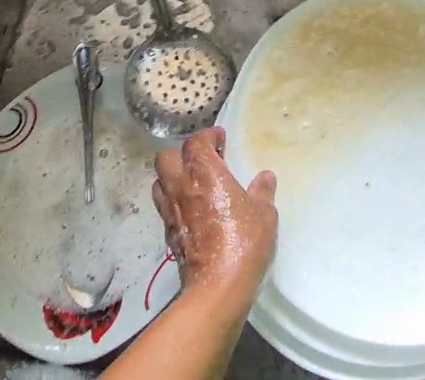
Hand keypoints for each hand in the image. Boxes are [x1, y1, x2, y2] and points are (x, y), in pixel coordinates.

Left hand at [153, 127, 277, 310]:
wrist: (217, 288)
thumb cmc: (243, 242)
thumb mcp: (264, 214)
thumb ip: (262, 192)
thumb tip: (265, 177)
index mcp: (204, 173)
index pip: (195, 142)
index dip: (207, 137)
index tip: (220, 139)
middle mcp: (181, 187)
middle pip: (166, 158)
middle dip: (182, 154)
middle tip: (204, 161)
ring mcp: (170, 211)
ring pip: (159, 182)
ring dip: (173, 178)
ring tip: (194, 184)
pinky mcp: (167, 234)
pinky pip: (164, 207)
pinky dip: (175, 202)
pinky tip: (193, 211)